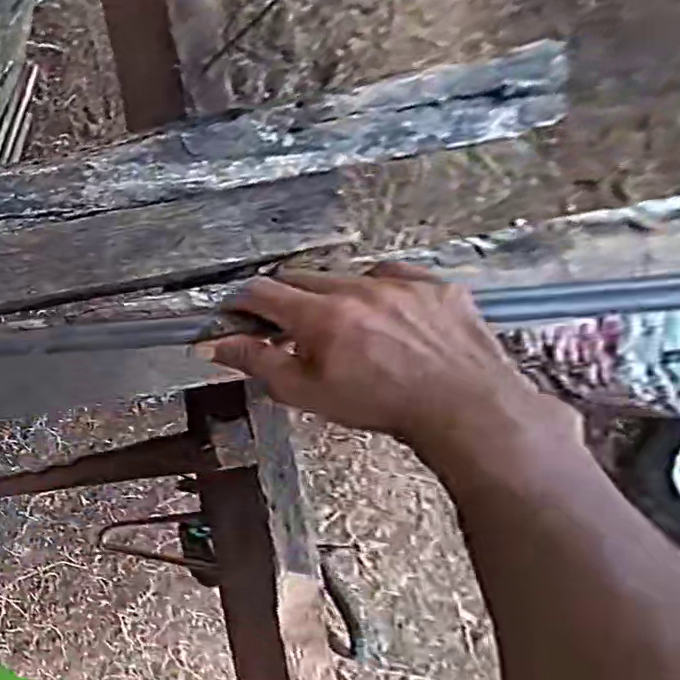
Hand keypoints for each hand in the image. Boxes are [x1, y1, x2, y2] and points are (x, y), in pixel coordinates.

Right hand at [200, 263, 581, 467]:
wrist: (463, 406)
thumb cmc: (379, 402)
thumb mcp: (300, 389)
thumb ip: (254, 360)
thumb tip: (215, 346)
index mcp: (321, 316)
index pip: (262, 292)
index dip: (241, 303)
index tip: (237, 314)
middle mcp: (360, 290)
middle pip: (300, 277)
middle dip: (282, 299)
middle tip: (282, 327)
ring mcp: (402, 284)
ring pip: (343, 275)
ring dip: (327, 294)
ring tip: (334, 324)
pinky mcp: (436, 286)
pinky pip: (392, 273)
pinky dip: (373, 287)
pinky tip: (375, 310)